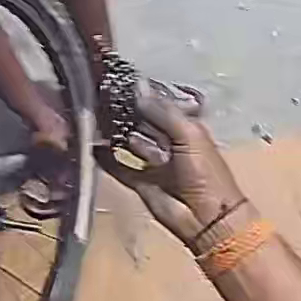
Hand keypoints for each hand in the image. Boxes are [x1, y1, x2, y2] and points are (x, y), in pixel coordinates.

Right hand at [102, 83, 249, 246]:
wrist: (207, 218)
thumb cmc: (204, 171)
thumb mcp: (188, 134)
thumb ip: (163, 112)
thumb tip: (138, 89)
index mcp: (186, 128)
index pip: (162, 107)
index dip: (144, 96)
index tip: (120, 82)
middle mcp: (170, 143)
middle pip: (145, 123)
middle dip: (128, 113)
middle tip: (102, 98)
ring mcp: (155, 164)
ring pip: (132, 143)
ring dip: (117, 133)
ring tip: (95, 118)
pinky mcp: (142, 183)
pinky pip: (121, 168)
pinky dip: (107, 159)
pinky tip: (93, 146)